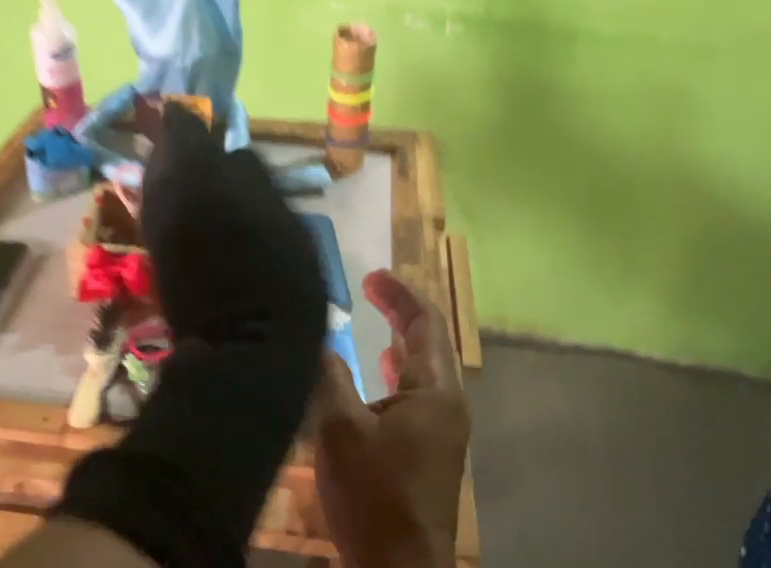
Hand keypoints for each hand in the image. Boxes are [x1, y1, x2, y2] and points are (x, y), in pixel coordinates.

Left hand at [54, 104, 325, 567]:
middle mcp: (163, 193)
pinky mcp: (156, 253)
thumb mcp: (281, 217)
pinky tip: (210, 213)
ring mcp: (154, 225)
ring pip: (162, 179)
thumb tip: (231, 154)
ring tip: (219, 183)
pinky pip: (165, 206)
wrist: (241, 356)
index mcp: (196, 173)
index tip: (219, 122)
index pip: (180, 122)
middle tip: (221, 151)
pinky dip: (182, 200)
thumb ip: (251, 176)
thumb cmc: (276, 281)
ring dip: (185, 173)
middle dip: (188, 145)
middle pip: (165, 150)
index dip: (198, 118)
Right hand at [313, 270, 471, 567]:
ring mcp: (444, 432)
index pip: (426, 322)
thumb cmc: (374, 495)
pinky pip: (418, 397)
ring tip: (374, 326)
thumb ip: (331, 375)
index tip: (371, 275)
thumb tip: (321, 336)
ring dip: (400, 344)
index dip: (400, 293)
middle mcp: (449, 404)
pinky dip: (398, 375)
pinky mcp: (432, 454)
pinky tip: (377, 380)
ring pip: (425, 372)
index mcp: (436, 391)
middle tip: (371, 291)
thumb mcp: (340, 429)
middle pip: (431, 343)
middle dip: (401, 313)